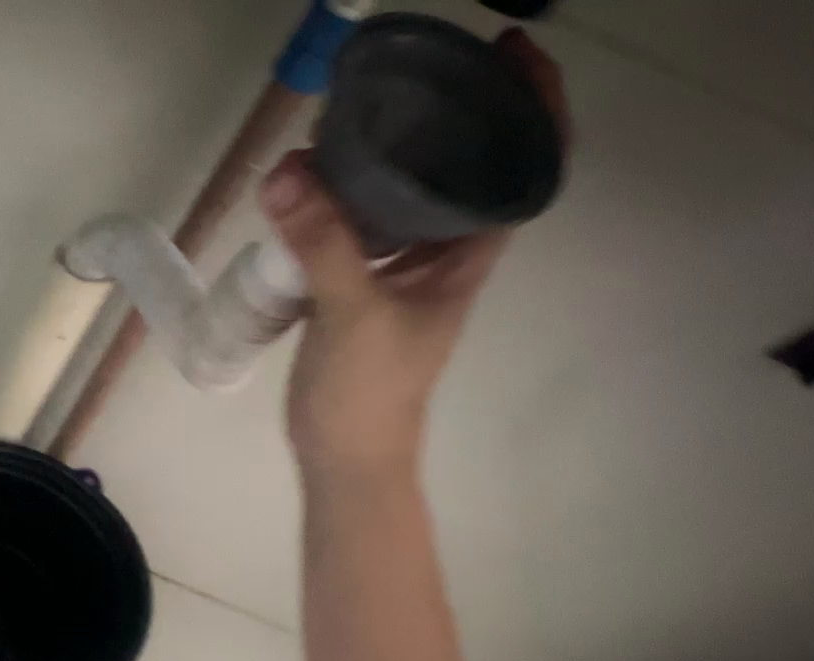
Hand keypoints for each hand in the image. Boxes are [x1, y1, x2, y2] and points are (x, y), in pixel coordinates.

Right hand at [261, 29, 567, 485]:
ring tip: (343, 124)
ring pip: (399, 201)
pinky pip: (354, 232)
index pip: (522, 162)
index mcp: (466, 254)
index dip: (528, 102)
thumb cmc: (370, 392)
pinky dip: (335, 205)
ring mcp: (396, 275)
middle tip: (396, 80)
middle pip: (457, 171)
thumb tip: (286, 171)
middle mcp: (440, 256)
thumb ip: (324, 242)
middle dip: (438, 120)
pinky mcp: (354, 292)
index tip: (505, 50)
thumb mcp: (353, 312)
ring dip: (377, 162)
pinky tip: (304, 191)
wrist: (345, 457)